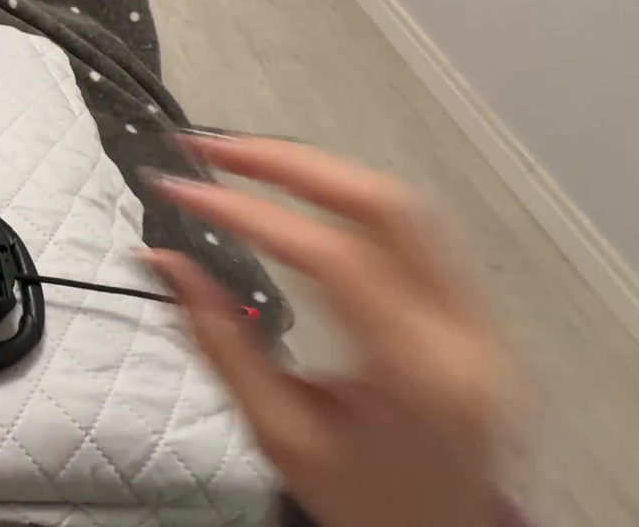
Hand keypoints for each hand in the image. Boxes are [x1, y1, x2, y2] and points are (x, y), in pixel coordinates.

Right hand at [142, 135, 507, 526]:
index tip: (177, 190)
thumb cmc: (359, 498)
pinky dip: (338, 193)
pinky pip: (406, 226)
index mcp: (418, 373)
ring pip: (402, 205)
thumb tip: (160, 258)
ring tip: (238, 156)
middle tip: (208, 147)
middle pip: (386, 206)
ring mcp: (478, 318)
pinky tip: (290, 189)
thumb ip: (217, 338)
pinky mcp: (469, 311)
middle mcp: (463, 334)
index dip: (245, 211)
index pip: (329, 256)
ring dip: (313, 168)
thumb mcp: (276, 430)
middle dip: (287, 162)